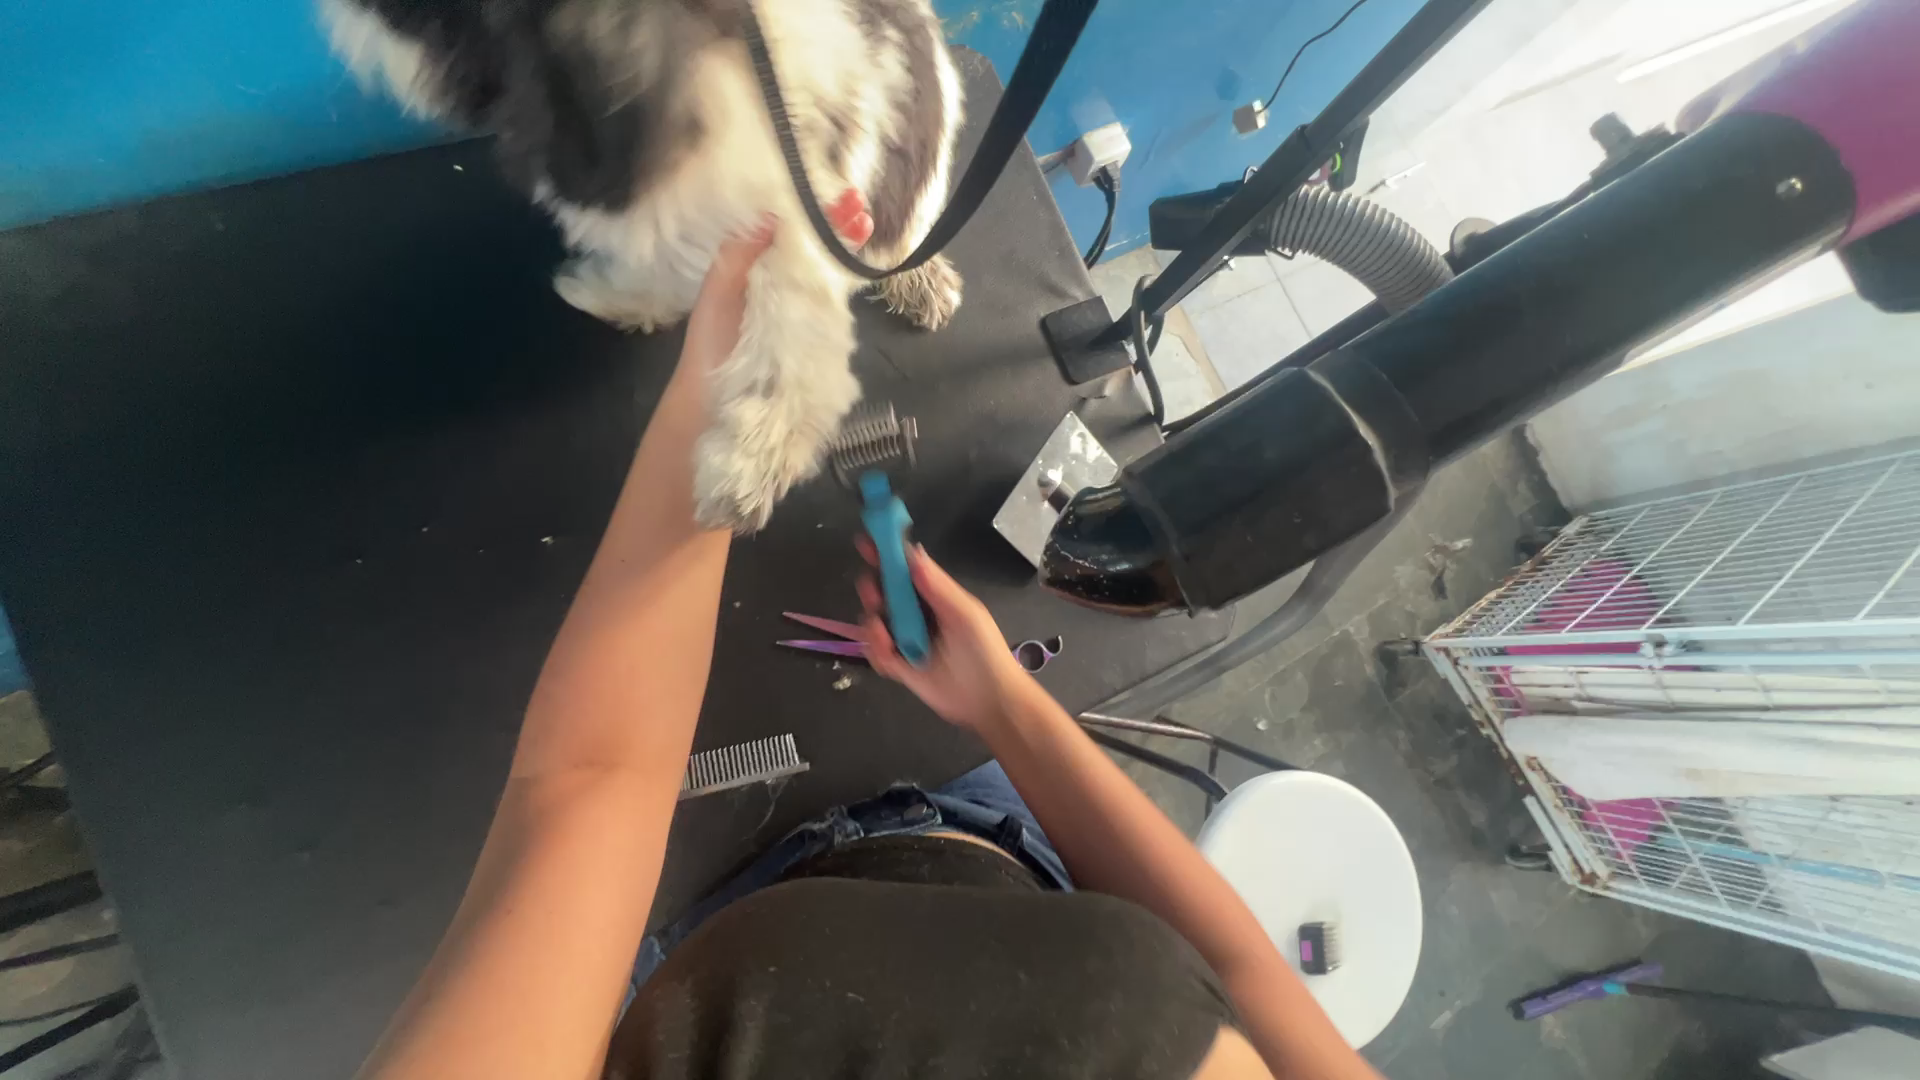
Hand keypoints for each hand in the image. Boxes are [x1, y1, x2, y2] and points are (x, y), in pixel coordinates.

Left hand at [676, 191, 866, 385]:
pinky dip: (843, 281)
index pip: (786, 226)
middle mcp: (776, 279)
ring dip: (843, 248)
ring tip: (865, 227)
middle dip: (834, 225)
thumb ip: (742, 251)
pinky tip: (857, 269)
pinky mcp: (809, 331)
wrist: (715, 397)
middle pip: (810, 245)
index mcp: (752, 262)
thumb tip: (772, 211)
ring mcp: (795, 305)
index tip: (834, 195)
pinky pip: (828, 301)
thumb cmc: (712, 341)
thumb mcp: (720, 288)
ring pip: (822, 268)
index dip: (810, 209)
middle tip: (860, 208)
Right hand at [856, 543, 1036, 731]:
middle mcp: (917, 615)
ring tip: (885, 634)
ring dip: (873, 624)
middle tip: (875, 596)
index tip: (865, 541)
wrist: (989, 701)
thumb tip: (912, 549)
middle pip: (883, 593)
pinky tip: (889, 654)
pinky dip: (876, 650)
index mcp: (934, 596)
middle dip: (873, 590)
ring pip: (873, 622)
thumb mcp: (963, 613)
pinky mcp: (898, 667)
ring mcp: (906, 641)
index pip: (904, 570)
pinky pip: (875, 652)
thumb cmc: (983, 651)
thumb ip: (936, 584)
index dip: (885, 554)